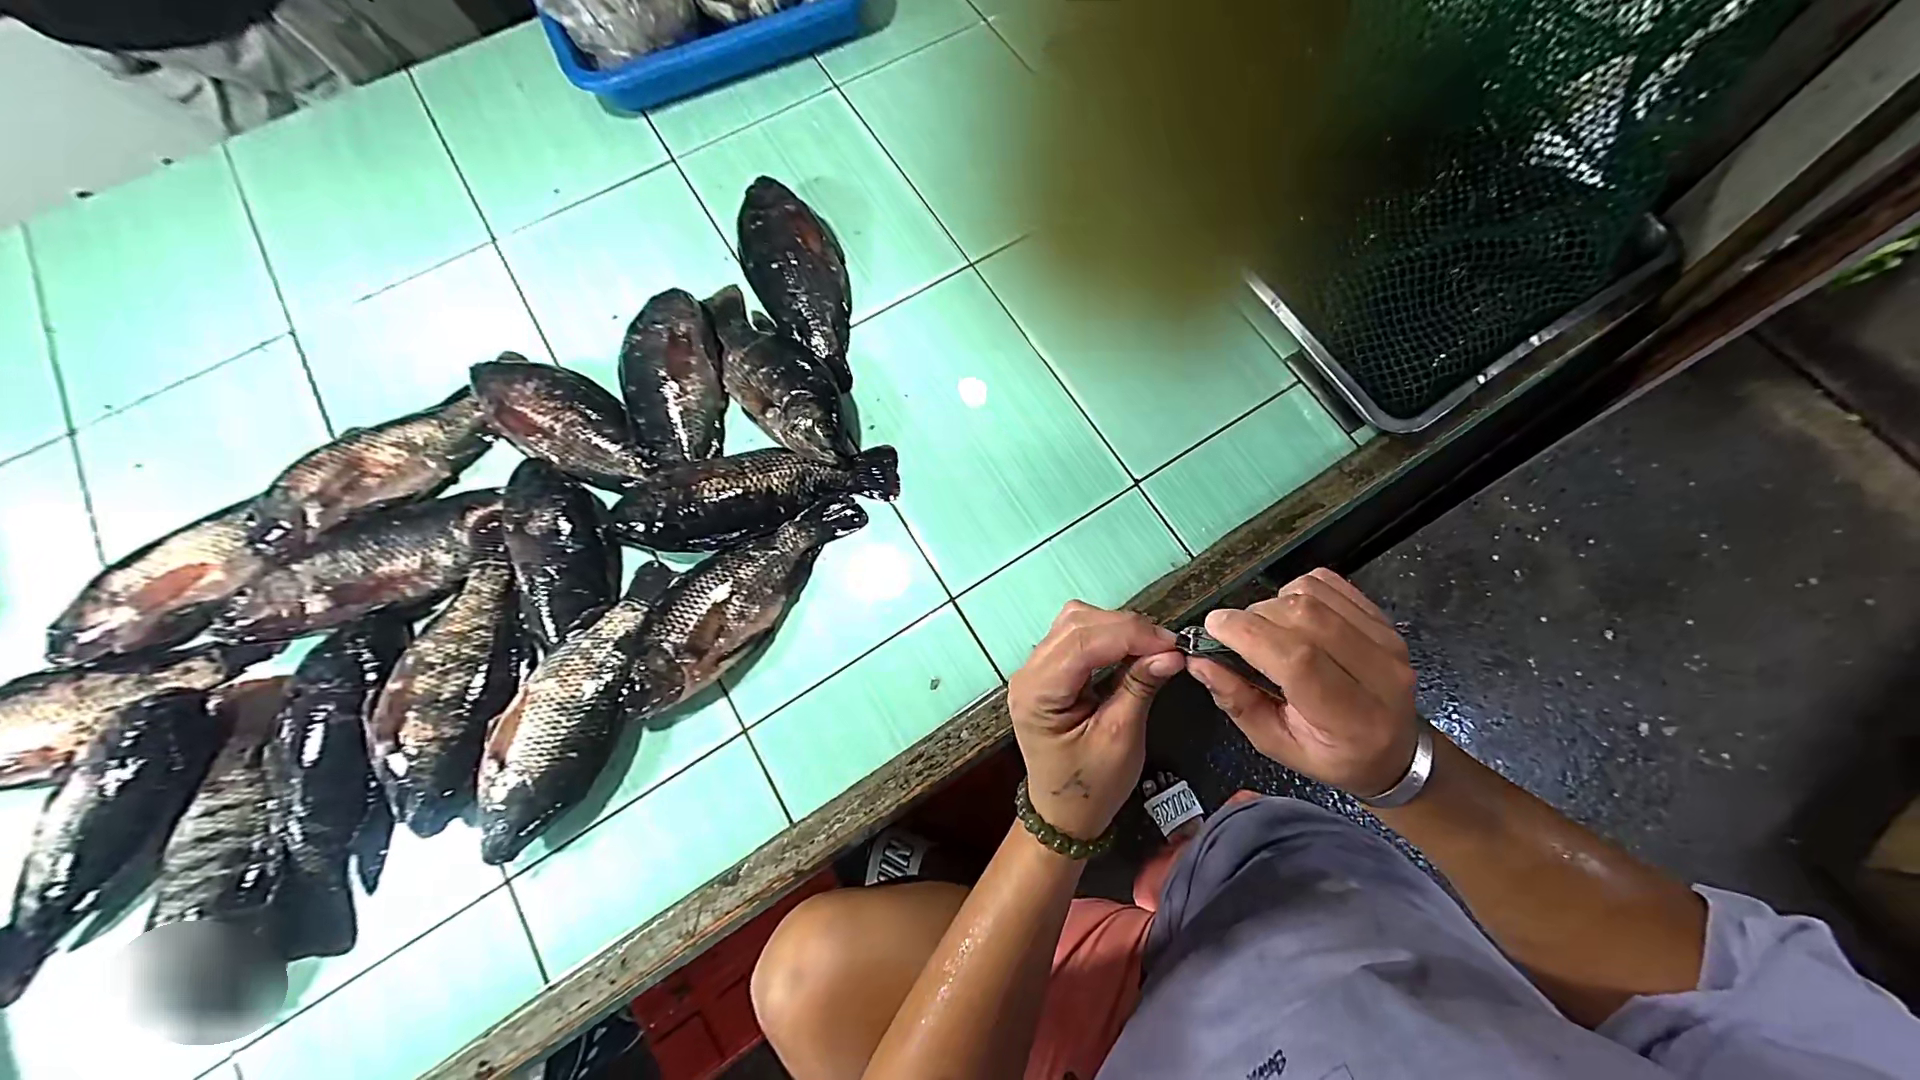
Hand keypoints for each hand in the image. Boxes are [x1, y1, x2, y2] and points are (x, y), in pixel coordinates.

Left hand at [1008, 602, 1185, 839]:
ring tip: (1152, 647)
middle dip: (1126, 627)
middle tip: (1167, 645)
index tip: (1172, 643)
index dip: (1130, 634)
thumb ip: (1139, 688)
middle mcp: (1028, 672)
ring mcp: (1034, 668)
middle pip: (1076, 624)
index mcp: (1037, 692)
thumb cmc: (1090, 787)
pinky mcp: (1048, 669)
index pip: (1081, 642)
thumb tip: (1170, 652)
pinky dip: (1107, 635)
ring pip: (1075, 622)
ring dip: (1117, 627)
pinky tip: (1131, 648)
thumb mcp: (1120, 739)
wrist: (1064, 814)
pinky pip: (1076, 636)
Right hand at [1189, 569, 1418, 797]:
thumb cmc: (1330, 753)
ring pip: (1313, 595)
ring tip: (1264, 629)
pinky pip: (1328, 584)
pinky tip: (1290, 616)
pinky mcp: (1383, 620)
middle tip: (1233, 635)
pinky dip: (1296, 590)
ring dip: (1272, 604)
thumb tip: (1199, 662)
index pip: (1298, 659)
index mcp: (1351, 717)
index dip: (1249, 634)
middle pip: (1304, 618)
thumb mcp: (1275, 743)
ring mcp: (1386, 641)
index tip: (1213, 628)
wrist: (1394, 749)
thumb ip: (1236, 701)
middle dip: (1253, 617)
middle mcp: (1378, 673)